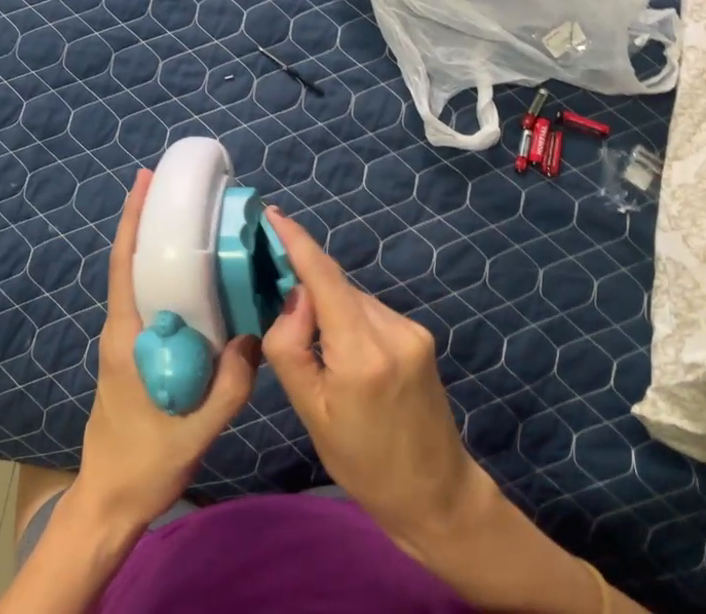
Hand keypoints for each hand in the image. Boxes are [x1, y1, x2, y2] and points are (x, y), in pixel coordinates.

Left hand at [74, 169, 261, 529]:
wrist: (111, 497)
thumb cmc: (147, 461)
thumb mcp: (198, 426)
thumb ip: (231, 382)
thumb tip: (257, 335)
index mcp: (127, 338)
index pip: (125, 265)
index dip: (133, 220)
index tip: (146, 180)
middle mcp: (121, 330)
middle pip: (131, 263)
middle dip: (149, 221)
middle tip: (181, 189)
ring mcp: (124, 342)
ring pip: (140, 283)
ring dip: (159, 249)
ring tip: (194, 222)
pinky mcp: (133, 354)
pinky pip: (150, 305)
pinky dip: (168, 282)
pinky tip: (199, 281)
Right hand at [260, 207, 498, 559]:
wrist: (433, 492)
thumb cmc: (361, 460)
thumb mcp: (310, 410)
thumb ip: (291, 346)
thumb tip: (293, 295)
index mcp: (362, 352)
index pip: (324, 278)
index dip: (297, 241)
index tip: (272, 214)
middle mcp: (393, 330)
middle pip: (337, 288)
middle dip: (305, 287)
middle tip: (273, 304)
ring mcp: (412, 332)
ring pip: (353, 300)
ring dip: (327, 308)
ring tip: (313, 351)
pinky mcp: (420, 338)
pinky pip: (370, 313)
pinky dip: (347, 321)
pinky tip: (342, 356)